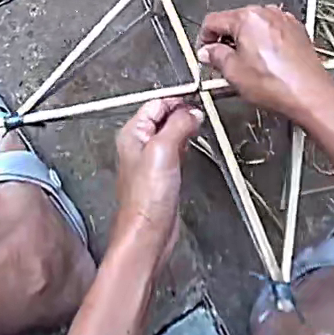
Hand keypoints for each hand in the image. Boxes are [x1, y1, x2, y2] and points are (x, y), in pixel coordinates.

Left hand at [113, 97, 201, 263]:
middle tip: (201, 116)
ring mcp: (151, 158)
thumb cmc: (146, 199)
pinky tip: (193, 147)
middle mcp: (139, 144)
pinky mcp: (163, 172)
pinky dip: (188, 144)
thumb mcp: (163, 149)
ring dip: (187, 128)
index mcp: (133, 133)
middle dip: (184, 113)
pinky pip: (178, 147)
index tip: (198, 103)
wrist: (148, 234)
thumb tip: (193, 111)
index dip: (179, 100)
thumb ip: (178, 124)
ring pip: (173, 131)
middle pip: (165, 115)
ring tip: (199, 128)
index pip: (158, 102)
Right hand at [195, 5, 333, 124]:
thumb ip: (215, 56)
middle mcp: (267, 13)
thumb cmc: (277, 83)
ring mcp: (284, 19)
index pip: (214, 20)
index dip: (204, 38)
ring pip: (254, 25)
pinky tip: (265, 63)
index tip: (204, 51)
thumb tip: (208, 51)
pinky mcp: (296, 29)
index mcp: (247, 18)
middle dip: (226, 39)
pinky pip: (272, 30)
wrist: (309, 92)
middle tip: (222, 62)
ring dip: (245, 40)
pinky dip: (264, 42)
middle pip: (235, 20)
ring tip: (246, 65)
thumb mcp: (234, 72)